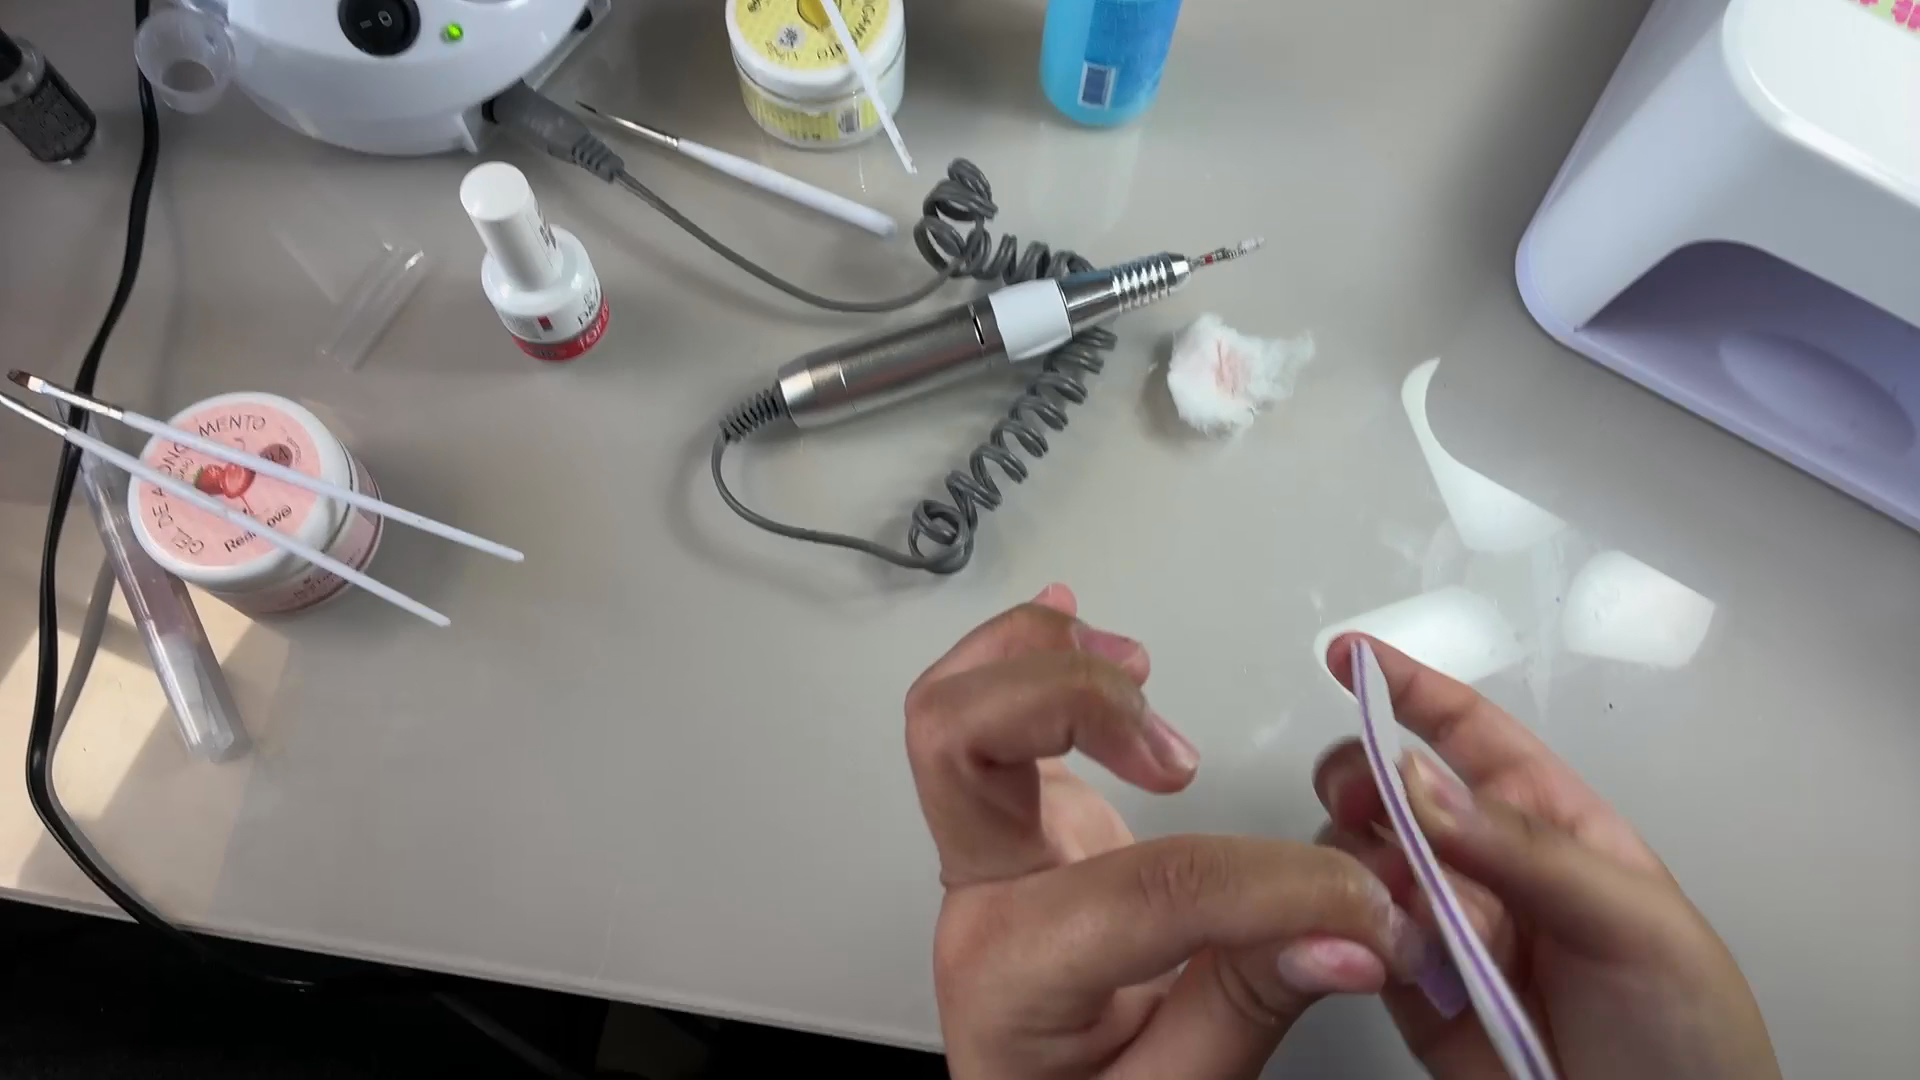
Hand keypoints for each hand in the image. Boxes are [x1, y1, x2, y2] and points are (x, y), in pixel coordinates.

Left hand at [908, 586, 1430, 1079]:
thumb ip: (1252, 1002)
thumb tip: (1347, 925)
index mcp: (1011, 970)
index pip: (1138, 892)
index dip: (1269, 887)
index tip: (1357, 902)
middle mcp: (978, 883)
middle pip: (956, 737)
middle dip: (1071, 701)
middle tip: (1171, 750)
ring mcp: (984, 831)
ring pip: (950, 702)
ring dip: (1036, 652)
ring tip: (1131, 663)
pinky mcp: (1015, 802)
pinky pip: (982, 702)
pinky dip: (1024, 644)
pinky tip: (1070, 613)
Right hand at [1315, 635, 1780, 1079]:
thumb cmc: (1681, 1041)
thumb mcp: (1635, 927)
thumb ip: (1525, 848)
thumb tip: (1414, 781)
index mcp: (1538, 819)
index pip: (1462, 727)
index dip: (1403, 684)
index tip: (1346, 654)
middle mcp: (1470, 852)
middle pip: (1381, 779)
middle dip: (1360, 781)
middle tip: (1365, 808)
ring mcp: (1427, 905)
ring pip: (1351, 847)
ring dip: (1373, 875)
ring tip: (1426, 932)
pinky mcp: (1390, 958)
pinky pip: (1340, 914)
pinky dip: (1347, 921)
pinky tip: (1388, 954)